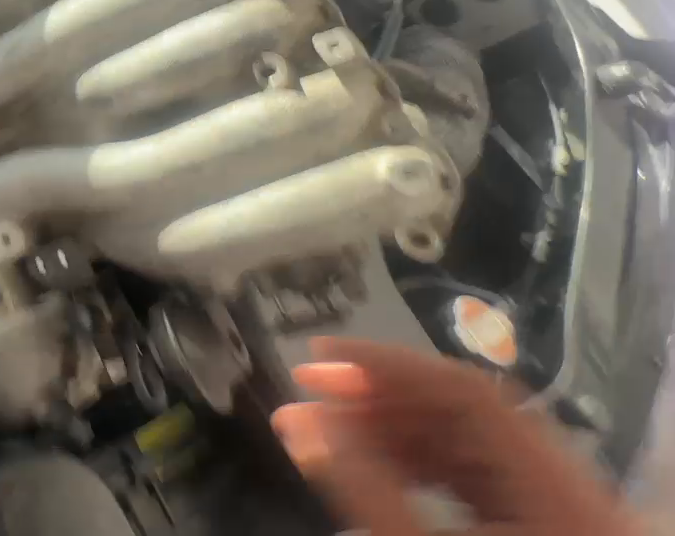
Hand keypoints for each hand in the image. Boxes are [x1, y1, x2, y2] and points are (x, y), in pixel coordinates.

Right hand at [272, 337, 640, 535]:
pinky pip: (471, 476)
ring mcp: (564, 516)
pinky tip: (365, 464)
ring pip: (464, 443)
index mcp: (563, 496)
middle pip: (464, 415)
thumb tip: (300, 418)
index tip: (315, 356)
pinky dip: (411, 461)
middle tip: (307, 392)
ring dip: (386, 428)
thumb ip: (359, 484)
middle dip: (376, 398)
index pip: (467, 393)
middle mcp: (576, 495)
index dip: (386, 364)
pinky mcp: (544, 531)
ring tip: (321, 431)